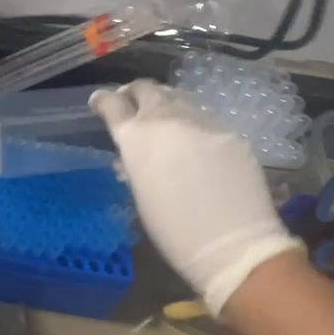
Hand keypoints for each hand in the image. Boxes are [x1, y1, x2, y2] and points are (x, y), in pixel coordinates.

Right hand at [91, 79, 301, 314]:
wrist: (233, 244)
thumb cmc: (174, 231)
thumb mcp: (141, 196)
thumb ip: (135, 166)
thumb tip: (131, 158)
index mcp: (136, 139)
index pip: (112, 104)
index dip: (103, 100)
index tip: (100, 102)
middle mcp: (167, 121)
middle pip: (146, 89)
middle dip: (134, 93)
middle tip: (131, 103)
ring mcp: (202, 123)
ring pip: (177, 98)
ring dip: (165, 104)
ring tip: (163, 118)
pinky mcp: (230, 132)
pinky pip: (204, 119)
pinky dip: (192, 124)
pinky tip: (195, 142)